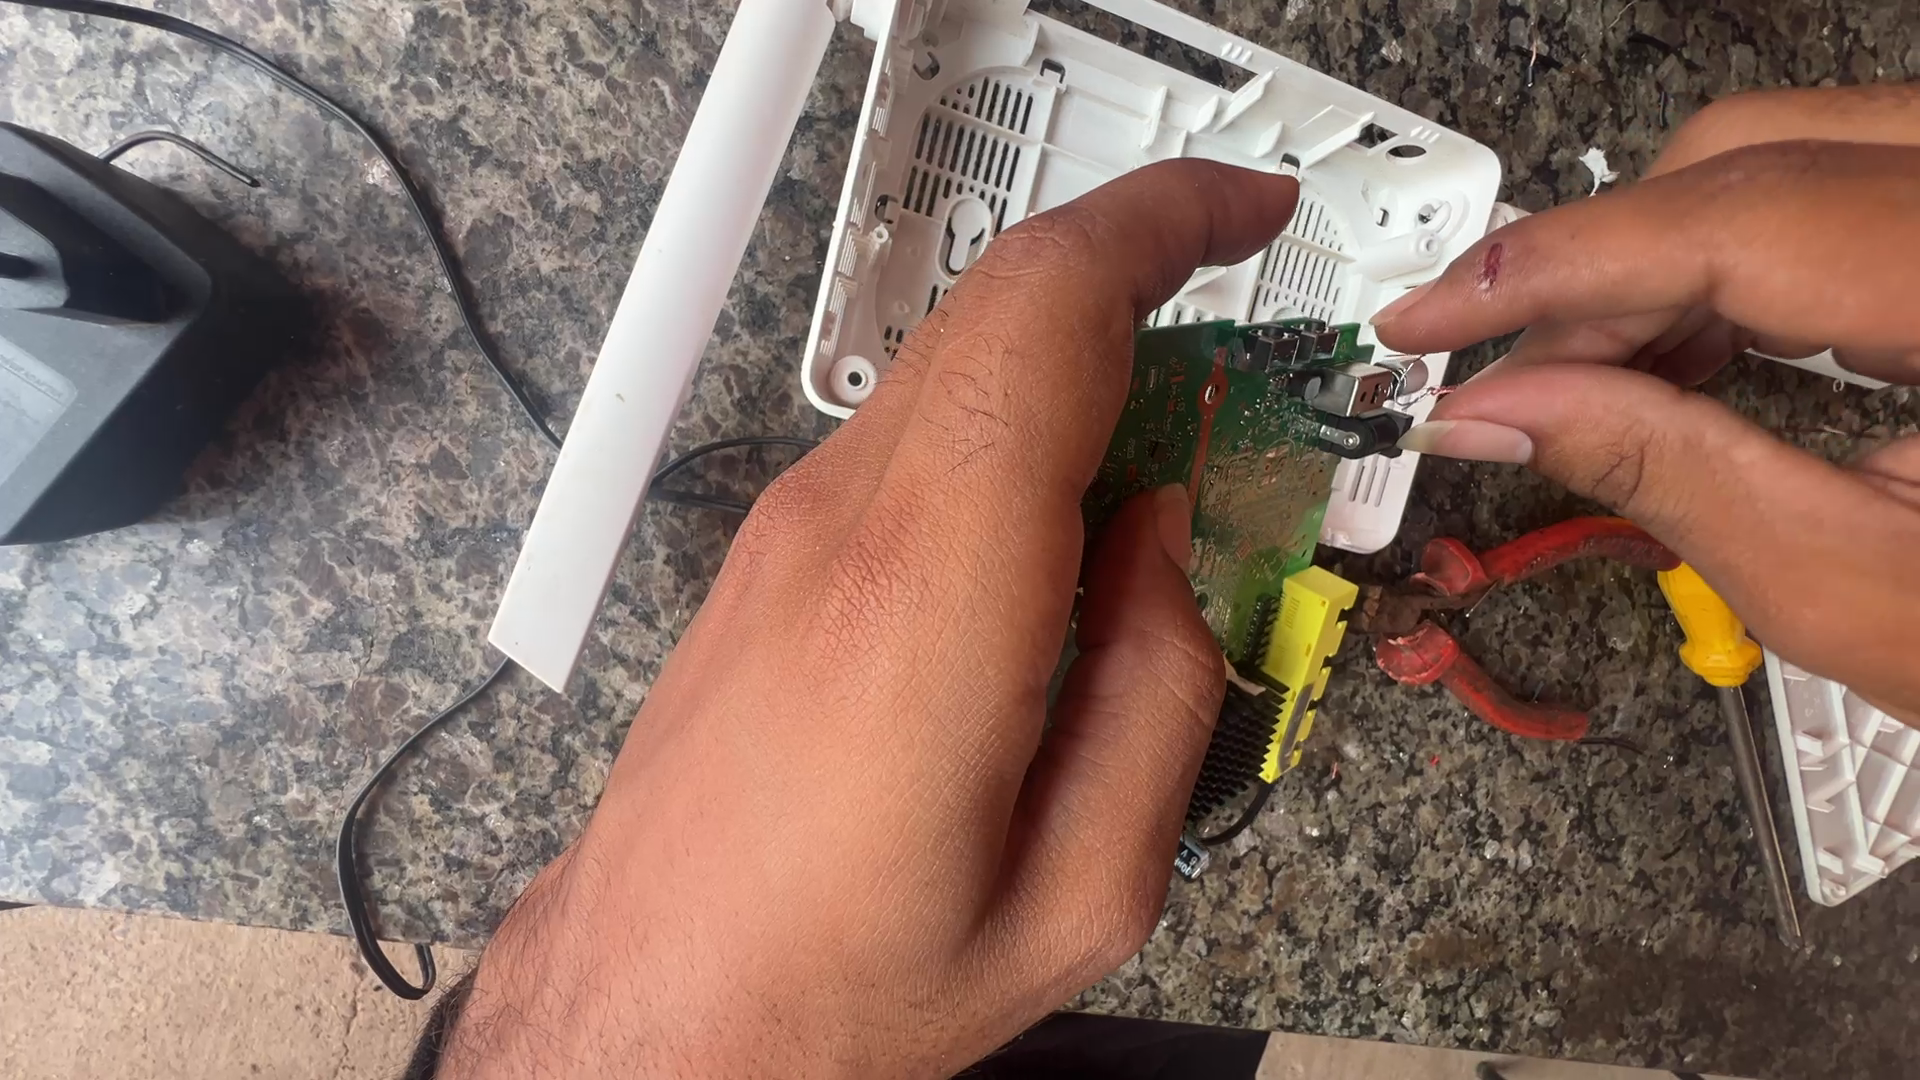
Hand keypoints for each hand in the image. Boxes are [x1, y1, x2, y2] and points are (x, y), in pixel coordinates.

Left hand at [436, 162, 1301, 1078]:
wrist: (652, 1002)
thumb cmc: (846, 980)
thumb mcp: (1080, 890)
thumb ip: (1158, 688)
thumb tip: (1159, 537)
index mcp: (936, 595)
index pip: (1044, 315)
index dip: (1157, 226)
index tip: (1244, 214)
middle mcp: (847, 520)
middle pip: (1000, 308)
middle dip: (1133, 282)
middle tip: (1225, 362)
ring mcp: (795, 521)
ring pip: (960, 361)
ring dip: (1075, 369)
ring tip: (1147, 479)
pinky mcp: (775, 544)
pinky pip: (916, 429)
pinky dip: (1012, 426)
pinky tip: (1052, 530)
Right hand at [1375, 84, 1919, 721]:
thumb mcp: (1845, 586)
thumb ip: (1658, 474)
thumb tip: (1487, 413)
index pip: (1740, 222)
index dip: (1551, 268)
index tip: (1421, 324)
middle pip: (1746, 158)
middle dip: (1584, 279)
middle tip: (1507, 385)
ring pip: (1770, 159)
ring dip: (1632, 276)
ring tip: (1581, 382)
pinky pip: (1811, 192)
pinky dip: (1696, 273)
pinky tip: (1669, 356)